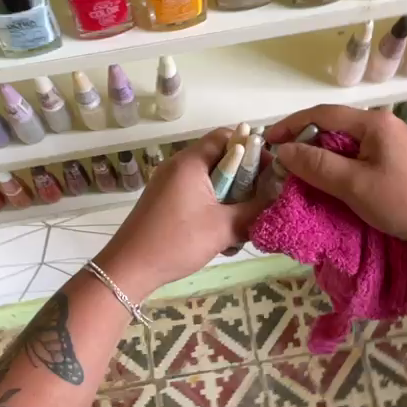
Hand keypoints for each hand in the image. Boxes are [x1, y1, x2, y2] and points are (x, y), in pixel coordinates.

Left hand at [97, 129, 266, 298]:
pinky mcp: (165, 202)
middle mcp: (178, 166)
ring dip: (230, 200)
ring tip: (242, 225)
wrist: (128, 269)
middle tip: (261, 203)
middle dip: (245, 181)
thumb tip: (278, 198)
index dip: (254, 150)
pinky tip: (221, 237)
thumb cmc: (176, 242)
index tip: (271, 174)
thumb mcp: (224, 228)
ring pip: (211, 181)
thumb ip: (255, 210)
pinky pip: (198, 196)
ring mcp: (169, 184)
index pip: (228, 137)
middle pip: (221, 159)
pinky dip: (213, 210)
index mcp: (190, 162)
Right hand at [265, 105, 406, 253]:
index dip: (291, 124)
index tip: (267, 142)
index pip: (323, 113)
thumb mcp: (354, 185)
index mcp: (374, 123)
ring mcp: (393, 144)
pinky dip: (338, 168)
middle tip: (281, 165)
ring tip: (300, 177)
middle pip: (334, 127)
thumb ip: (316, 165)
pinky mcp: (398, 163)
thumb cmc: (404, 202)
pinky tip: (330, 185)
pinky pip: (358, 158)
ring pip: (346, 145)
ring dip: (321, 158)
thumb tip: (283, 150)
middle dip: (305, 142)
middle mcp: (384, 126)